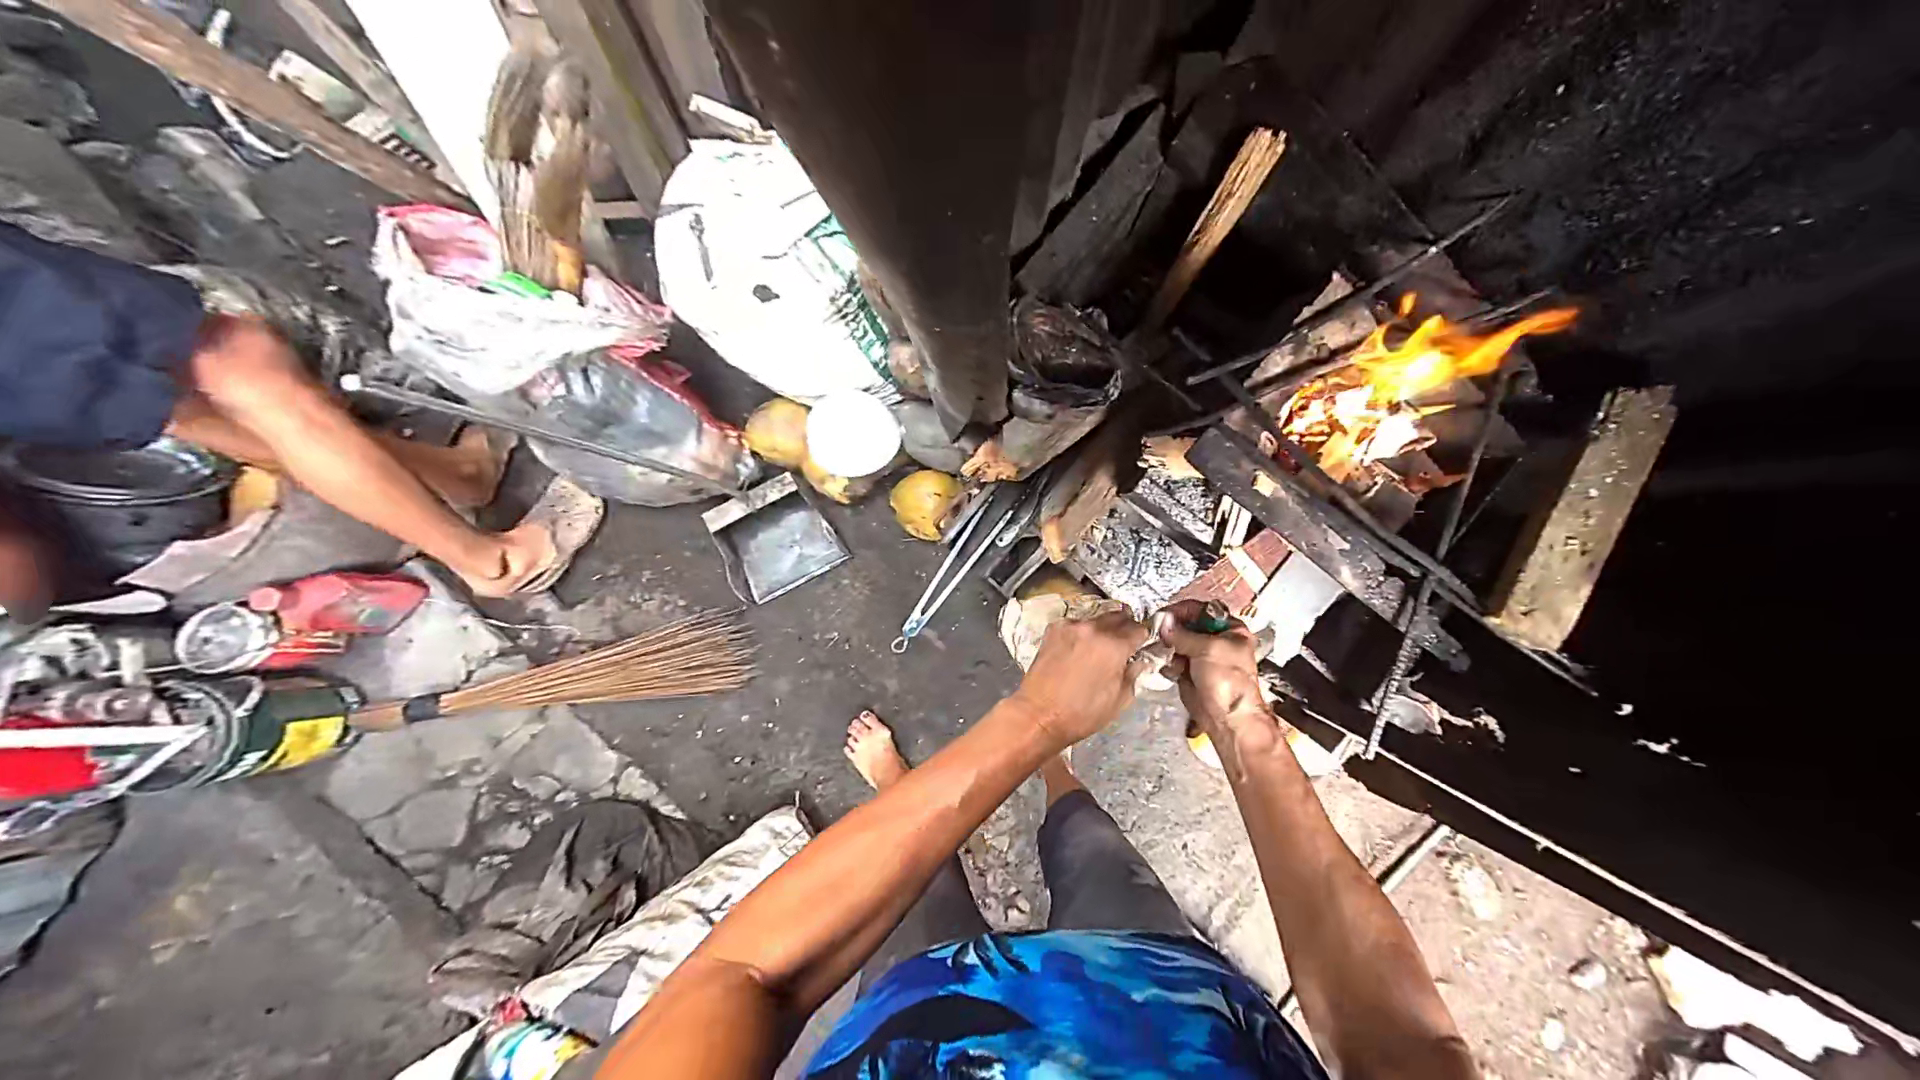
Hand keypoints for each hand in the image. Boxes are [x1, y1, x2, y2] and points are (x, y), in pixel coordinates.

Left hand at [1011, 609, 1150, 745]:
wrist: (1039, 714)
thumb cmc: (1081, 714)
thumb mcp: (1119, 700)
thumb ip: (1133, 674)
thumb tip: (1137, 661)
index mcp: (1114, 646)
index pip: (1138, 629)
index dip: (1142, 638)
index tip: (1140, 645)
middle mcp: (1093, 629)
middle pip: (1118, 616)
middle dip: (1124, 628)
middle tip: (1123, 644)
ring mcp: (1071, 626)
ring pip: (1096, 618)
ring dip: (1102, 628)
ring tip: (1099, 647)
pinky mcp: (1053, 630)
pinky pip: (1075, 623)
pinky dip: (1081, 632)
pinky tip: (1078, 648)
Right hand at [1157, 599, 1282, 758]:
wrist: (1226, 718)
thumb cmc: (1229, 682)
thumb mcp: (1208, 649)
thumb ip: (1183, 633)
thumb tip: (1163, 622)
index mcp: (1230, 629)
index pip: (1201, 609)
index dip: (1183, 611)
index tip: (1165, 615)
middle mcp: (1216, 640)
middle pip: (1187, 625)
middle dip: (1173, 630)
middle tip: (1161, 633)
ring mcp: (1202, 656)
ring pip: (1177, 642)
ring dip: (1170, 647)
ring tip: (1169, 655)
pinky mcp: (1190, 671)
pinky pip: (1173, 659)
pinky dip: (1169, 662)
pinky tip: (1172, 669)